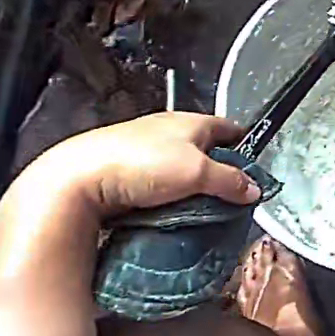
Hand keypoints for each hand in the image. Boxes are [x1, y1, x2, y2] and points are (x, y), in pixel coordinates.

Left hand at [18, 112, 261, 219]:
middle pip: (206, 151)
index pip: (229, 128)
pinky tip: (171, 214)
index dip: (245, 144)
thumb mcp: (197, 172)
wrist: (79, 179)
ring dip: (193, 189)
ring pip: (182, 170)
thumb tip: (255, 189)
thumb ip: (230, 180)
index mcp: (190, 121)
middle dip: (219, 173)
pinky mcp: (126, 172)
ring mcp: (145, 151)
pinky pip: (159, 186)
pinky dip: (169, 198)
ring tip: (203, 212)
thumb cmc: (142, 164)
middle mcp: (168, 130)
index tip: (255, 168)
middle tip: (231, 199)